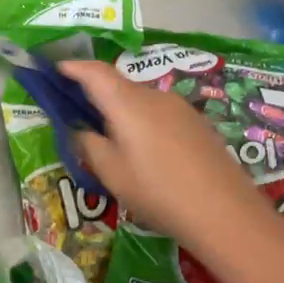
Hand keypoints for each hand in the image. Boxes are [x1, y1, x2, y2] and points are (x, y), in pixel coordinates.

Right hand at [59, 60, 270, 245]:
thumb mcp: (111, 172)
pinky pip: (159, 112)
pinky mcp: (198, 124)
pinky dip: (142, 119)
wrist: (229, 215)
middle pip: (117, 83)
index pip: (93, 71)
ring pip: (139, 98)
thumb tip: (77, 128)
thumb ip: (87, 144)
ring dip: (120, 108)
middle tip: (78, 111)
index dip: (72, 67)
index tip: (55, 70)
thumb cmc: (159, 192)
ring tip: (112, 137)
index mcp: (126, 102)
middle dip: (94, 91)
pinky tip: (146, 150)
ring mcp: (180, 108)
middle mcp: (153, 95)